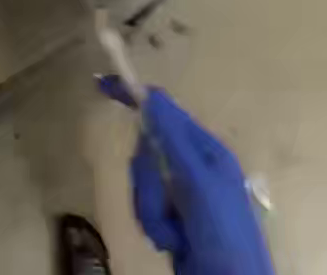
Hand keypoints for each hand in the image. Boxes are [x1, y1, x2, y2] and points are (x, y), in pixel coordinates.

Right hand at [101, 80, 274, 274]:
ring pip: (142, 178)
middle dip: (146, 176)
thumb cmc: (224, 237)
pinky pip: (144, 203)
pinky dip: (152, 222)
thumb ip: (173, 139)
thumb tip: (150, 95)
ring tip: (171, 231)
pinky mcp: (173, 215)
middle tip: (161, 198)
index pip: (164, 110)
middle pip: (147, 147)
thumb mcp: (199, 184)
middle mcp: (194, 166)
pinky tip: (172, 241)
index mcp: (206, 151)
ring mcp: (183, 192)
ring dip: (149, 205)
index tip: (102, 86)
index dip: (135, 96)